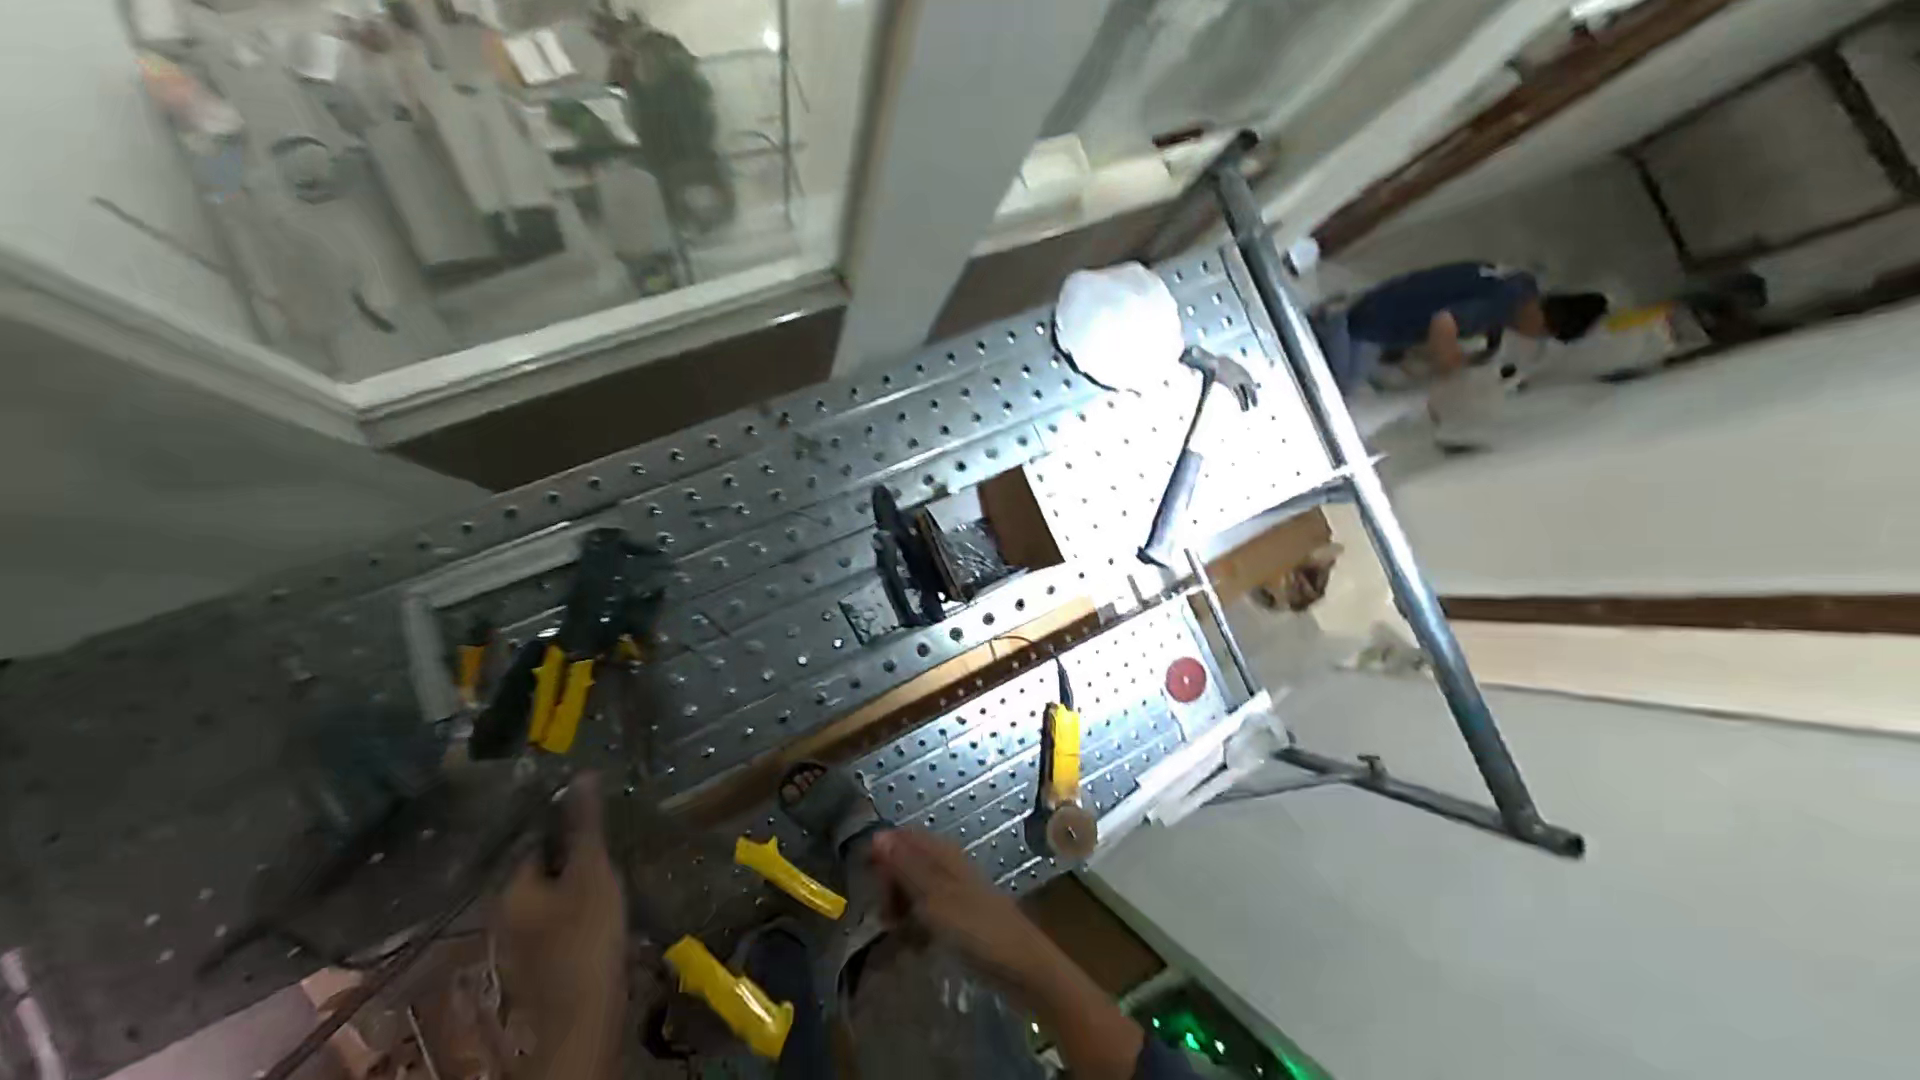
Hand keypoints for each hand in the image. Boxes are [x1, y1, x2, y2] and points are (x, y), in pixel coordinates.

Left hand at [492, 775, 625, 1077]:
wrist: (584, 1013)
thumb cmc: (585, 935)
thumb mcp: (591, 870)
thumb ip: (585, 824)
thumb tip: (582, 774)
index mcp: (508, 887)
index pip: (533, 837)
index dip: (564, 822)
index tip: (597, 814)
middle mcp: (503, 910)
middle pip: (541, 864)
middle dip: (572, 849)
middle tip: (610, 839)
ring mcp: (518, 937)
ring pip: (550, 890)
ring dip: (576, 876)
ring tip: (612, 864)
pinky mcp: (537, 956)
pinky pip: (556, 913)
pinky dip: (576, 902)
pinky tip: (602, 902)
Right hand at [869, 828, 1048, 985]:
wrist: (1021, 965)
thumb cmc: (975, 928)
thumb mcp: (933, 896)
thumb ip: (905, 866)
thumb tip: (877, 834)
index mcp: (942, 852)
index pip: (902, 838)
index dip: (882, 856)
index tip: (867, 883)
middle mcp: (947, 865)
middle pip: (906, 864)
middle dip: (890, 887)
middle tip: (886, 917)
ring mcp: (954, 891)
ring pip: (914, 891)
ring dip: (901, 910)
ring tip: (897, 935)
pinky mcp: (959, 916)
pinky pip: (927, 913)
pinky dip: (916, 926)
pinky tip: (914, 946)